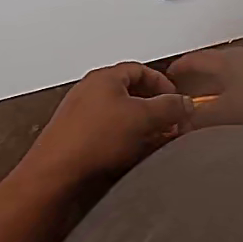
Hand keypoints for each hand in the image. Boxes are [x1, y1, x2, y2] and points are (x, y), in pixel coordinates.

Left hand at [17, 63, 194, 185]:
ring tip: (156, 142)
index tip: (176, 99)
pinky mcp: (78, 138)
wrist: (57, 171)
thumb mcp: (143, 117)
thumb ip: (169, 107)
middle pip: (131, 94)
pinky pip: (108, 135)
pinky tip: (134, 155)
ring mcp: (82, 116)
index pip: (140, 69)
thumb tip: (184, 103)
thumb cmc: (90, 139)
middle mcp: (90, 93)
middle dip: (154, 109)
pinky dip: (125, 142)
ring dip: (142, 128)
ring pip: (120, 116)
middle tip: (170, 123)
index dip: (162, 83)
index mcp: (104, 78)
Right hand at [167, 47, 242, 130]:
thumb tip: (181, 124)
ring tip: (226, 110)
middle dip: (204, 81)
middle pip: (218, 66)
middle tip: (194, 99)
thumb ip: (203, 117)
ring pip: (242, 75)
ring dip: (230, 89)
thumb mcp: (233, 111)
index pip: (195, 60)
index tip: (169, 78)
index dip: (180, 69)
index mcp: (229, 60)